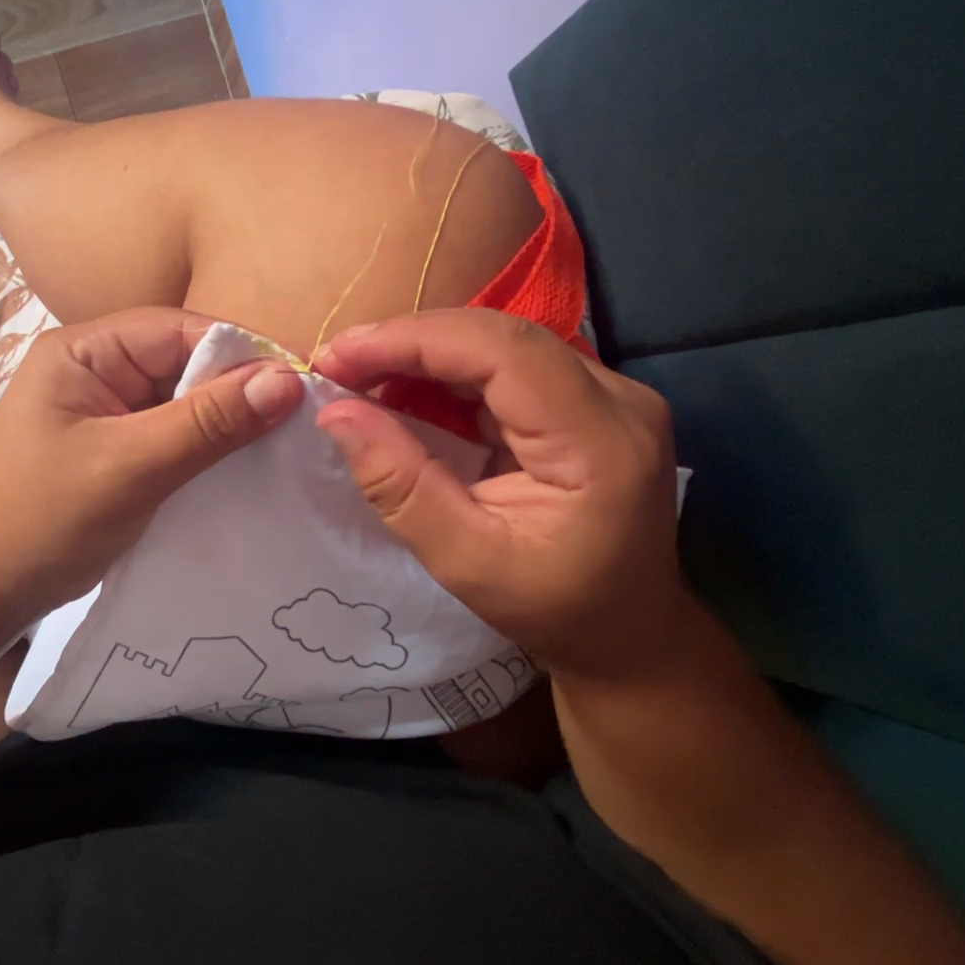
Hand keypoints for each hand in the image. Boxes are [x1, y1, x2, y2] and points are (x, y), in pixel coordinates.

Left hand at [0, 307, 302, 615]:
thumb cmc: (44, 522)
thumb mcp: (130, 467)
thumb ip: (208, 423)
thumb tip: (288, 380)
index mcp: (82, 352)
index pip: (178, 330)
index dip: (241, 354)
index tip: (302, 386)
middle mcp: (94, 370)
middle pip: (184, 363)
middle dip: (237, 392)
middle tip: (301, 424)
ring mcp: (103, 411)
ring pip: (183, 402)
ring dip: (226, 424)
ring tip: (281, 448)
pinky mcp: (114, 449)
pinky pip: (172, 435)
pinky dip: (205, 450)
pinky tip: (241, 469)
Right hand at [311, 309, 685, 675]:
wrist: (628, 630)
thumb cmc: (552, 607)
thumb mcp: (465, 561)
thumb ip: (401, 486)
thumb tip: (335, 414)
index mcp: (598, 440)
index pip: (502, 351)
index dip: (412, 340)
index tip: (337, 357)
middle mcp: (616, 398)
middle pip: (501, 335)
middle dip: (409, 341)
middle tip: (336, 365)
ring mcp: (609, 394)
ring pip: (502, 343)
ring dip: (424, 353)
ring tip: (358, 376)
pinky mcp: (590, 400)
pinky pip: (509, 366)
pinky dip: (447, 373)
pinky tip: (403, 390)